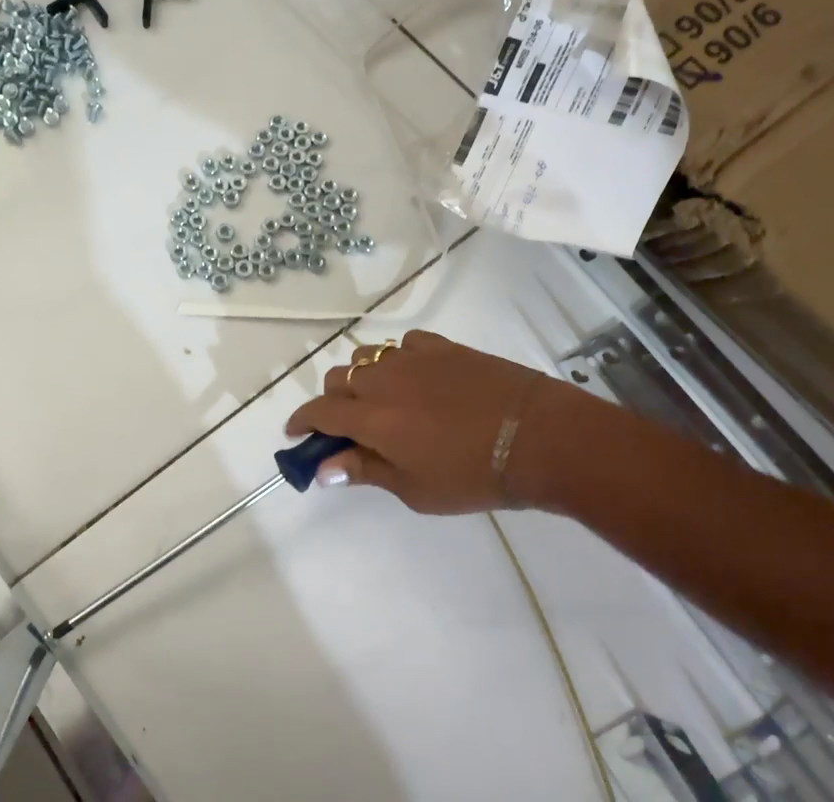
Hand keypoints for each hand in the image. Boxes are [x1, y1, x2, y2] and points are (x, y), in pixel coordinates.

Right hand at [283, 330, 611, 514]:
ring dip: (362, 377)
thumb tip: (324, 469)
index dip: (301, 422)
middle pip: (337, 379)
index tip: (296, 435)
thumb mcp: (415, 489)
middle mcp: (382, 381)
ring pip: (366, 356)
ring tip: (380, 399)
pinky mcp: (443, 347)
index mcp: (370, 418)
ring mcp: (412, 358)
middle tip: (347, 427)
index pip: (319, 413)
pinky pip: (404, 344)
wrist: (538, 437)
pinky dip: (398, 359)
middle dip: (332, 402)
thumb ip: (366, 471)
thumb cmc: (473, 475)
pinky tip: (415, 377)